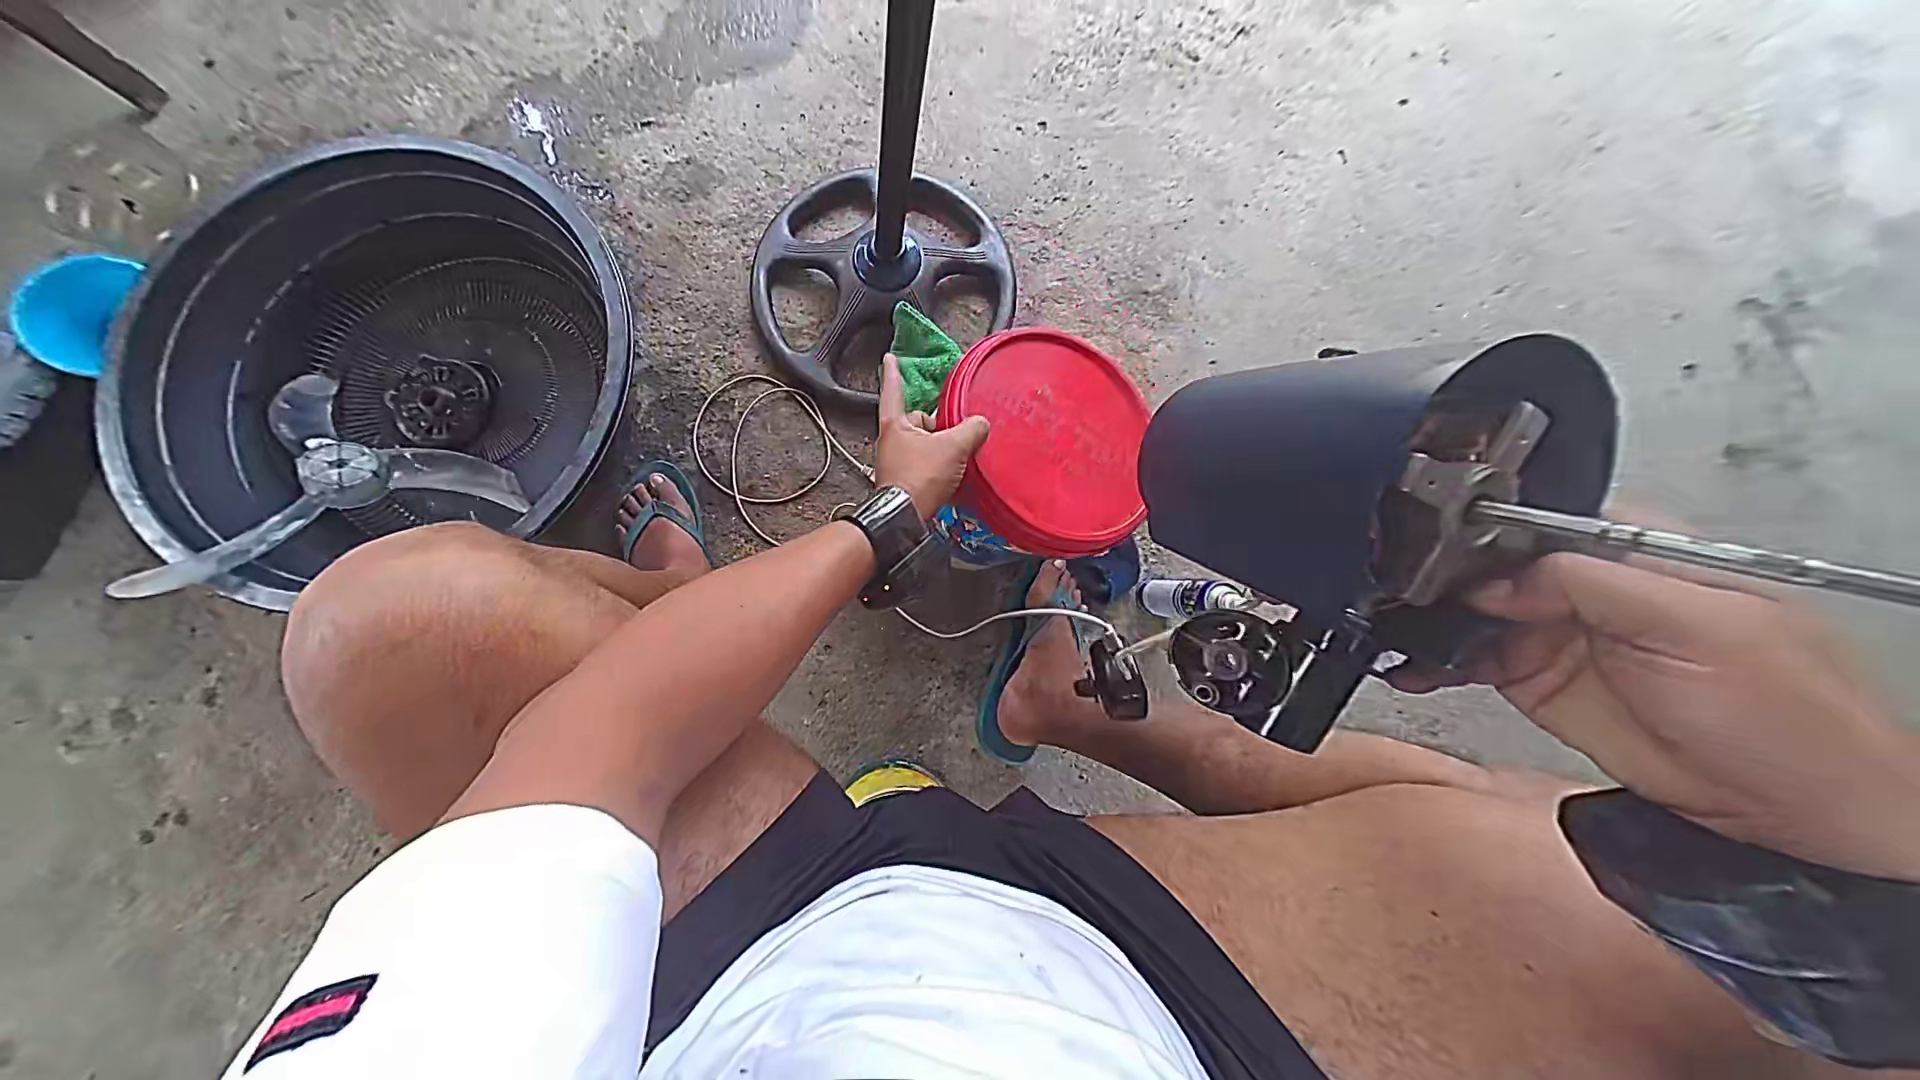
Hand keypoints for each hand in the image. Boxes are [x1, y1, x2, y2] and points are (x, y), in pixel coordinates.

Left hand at [874, 353, 990, 521]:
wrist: (905, 517)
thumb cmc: (921, 476)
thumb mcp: (953, 446)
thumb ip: (971, 429)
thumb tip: (981, 424)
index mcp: (895, 424)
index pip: (894, 390)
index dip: (895, 373)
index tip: (891, 358)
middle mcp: (891, 441)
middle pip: (919, 422)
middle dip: (939, 426)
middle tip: (957, 431)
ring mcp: (896, 463)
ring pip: (925, 447)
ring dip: (942, 450)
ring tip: (961, 457)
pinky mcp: (905, 482)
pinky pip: (927, 468)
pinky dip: (942, 470)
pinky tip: (957, 477)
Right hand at [1395, 552, 1919, 879]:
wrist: (1789, 813)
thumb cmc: (1790, 717)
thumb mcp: (1699, 626)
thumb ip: (1595, 585)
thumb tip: (1501, 576)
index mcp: (1631, 554)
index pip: (1538, 520)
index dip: (1486, 530)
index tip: (1451, 554)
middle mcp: (1583, 587)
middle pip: (1489, 563)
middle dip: (1445, 576)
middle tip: (1414, 595)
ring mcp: (1551, 632)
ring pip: (1468, 610)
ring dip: (1430, 620)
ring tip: (1400, 632)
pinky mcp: (1528, 674)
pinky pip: (1464, 658)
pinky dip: (1430, 662)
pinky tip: (1412, 667)